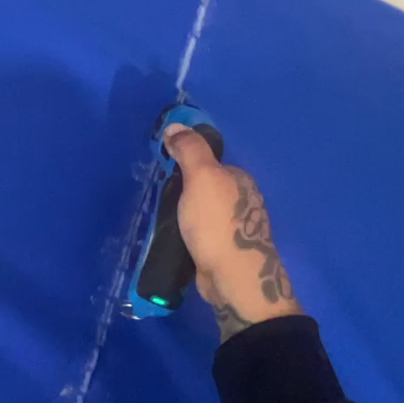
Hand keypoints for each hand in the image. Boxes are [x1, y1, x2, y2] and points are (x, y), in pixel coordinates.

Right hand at [162, 124, 303, 340]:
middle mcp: (243, 201)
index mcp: (241, 180)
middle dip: (184, 192)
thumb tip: (175, 125)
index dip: (186, 165)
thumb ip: (190, 150)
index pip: (210, 164)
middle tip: (160, 200)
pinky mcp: (225, 252)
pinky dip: (189, 235)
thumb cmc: (216, 224)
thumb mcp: (201, 177)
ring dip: (185, 216)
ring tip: (163, 222)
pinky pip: (202, 235)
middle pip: (206, 189)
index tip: (164, 174)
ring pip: (204, 213)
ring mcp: (236, 229)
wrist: (233, 277)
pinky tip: (176, 240)